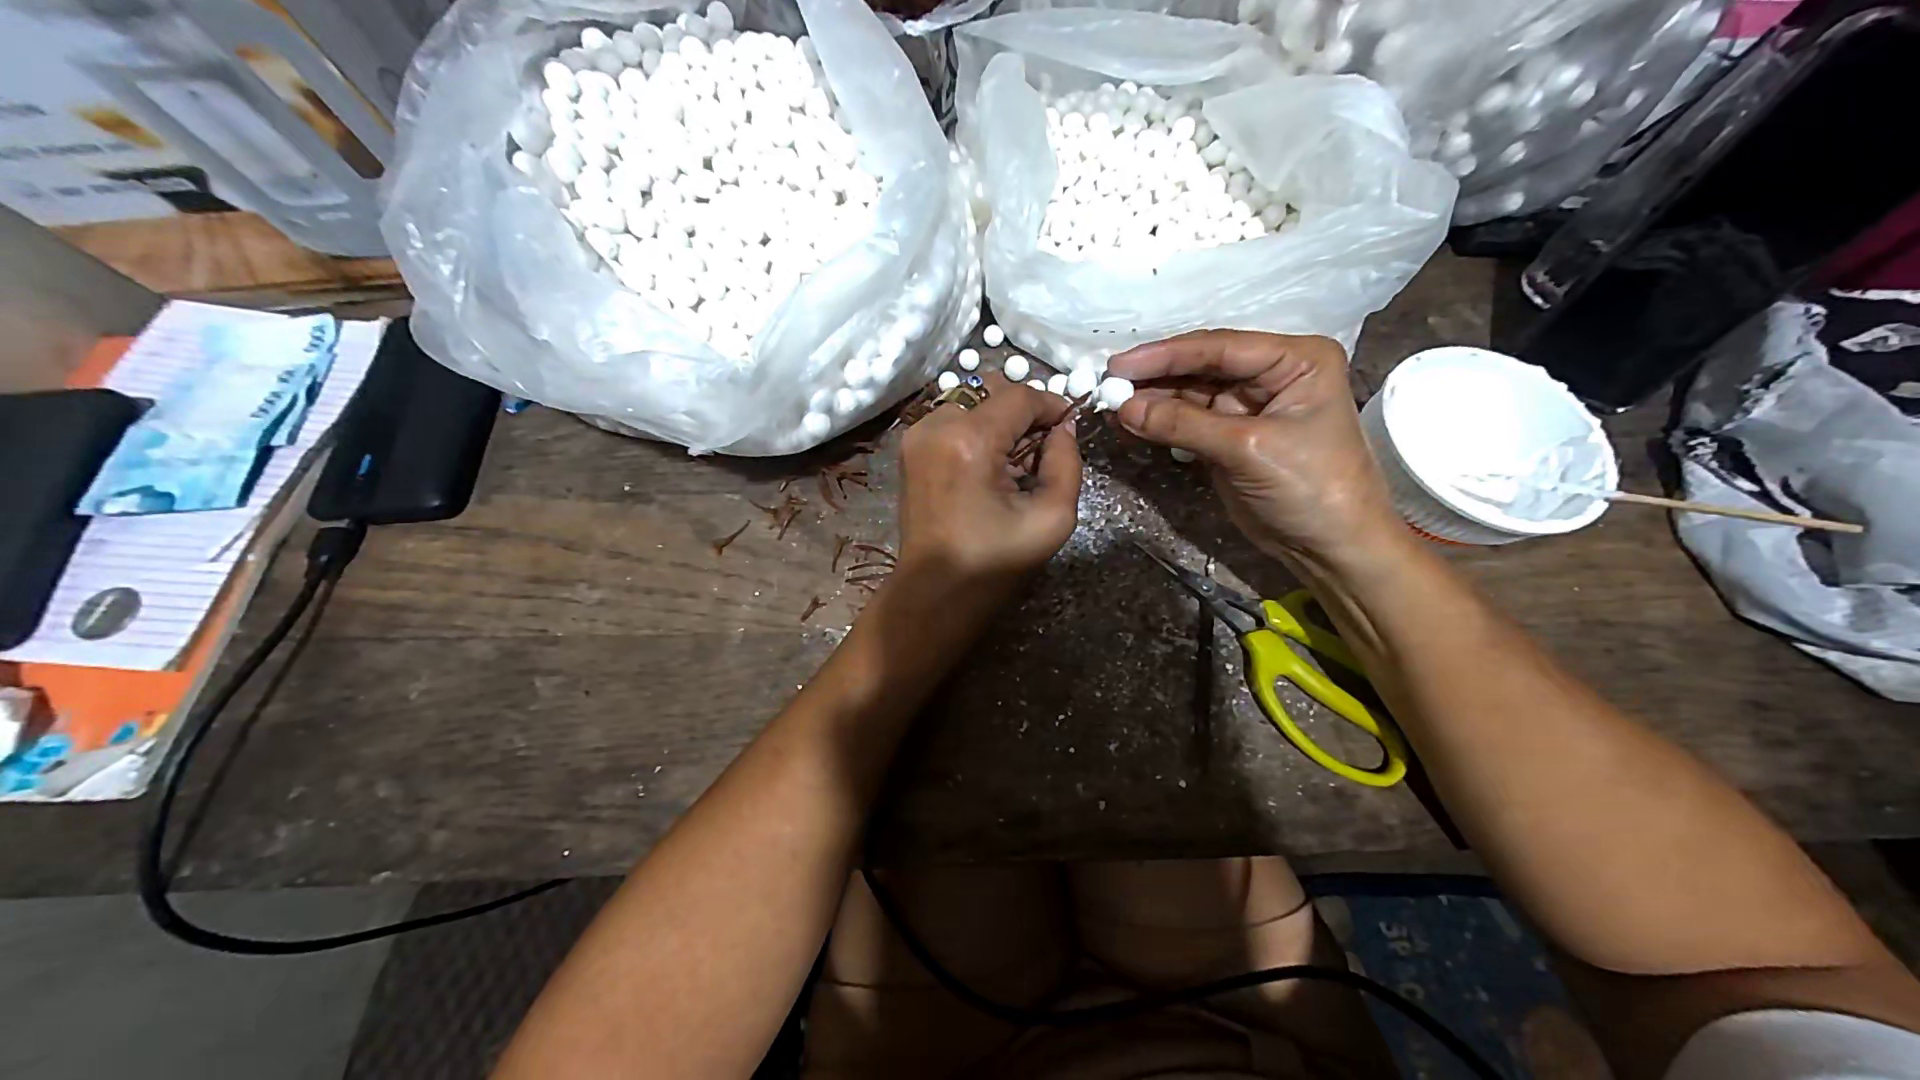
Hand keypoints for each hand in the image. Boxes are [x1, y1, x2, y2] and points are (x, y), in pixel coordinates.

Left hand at [895, 376, 1081, 598]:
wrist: (934, 592)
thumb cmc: (994, 563)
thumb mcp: (1052, 518)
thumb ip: (1066, 463)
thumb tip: (1063, 428)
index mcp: (969, 442)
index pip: (1020, 396)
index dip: (1051, 406)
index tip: (1069, 428)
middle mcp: (936, 427)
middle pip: (993, 394)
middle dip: (1024, 415)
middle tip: (1041, 452)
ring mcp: (917, 436)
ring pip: (972, 404)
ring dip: (999, 423)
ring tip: (1014, 464)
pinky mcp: (910, 449)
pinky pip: (952, 421)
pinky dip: (976, 433)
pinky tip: (988, 468)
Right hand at [1108, 330, 1405, 568]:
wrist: (1331, 548)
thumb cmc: (1311, 488)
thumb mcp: (1248, 449)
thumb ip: (1184, 424)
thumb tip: (1124, 409)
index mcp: (1294, 360)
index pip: (1219, 348)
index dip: (1165, 355)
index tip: (1118, 364)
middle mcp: (1270, 374)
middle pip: (1200, 366)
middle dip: (1153, 377)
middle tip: (1105, 384)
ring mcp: (1247, 406)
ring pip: (1188, 393)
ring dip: (1150, 400)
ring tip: (1108, 404)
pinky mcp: (1229, 436)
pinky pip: (1186, 422)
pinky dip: (1158, 423)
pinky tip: (1129, 423)